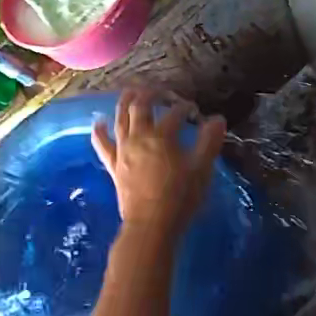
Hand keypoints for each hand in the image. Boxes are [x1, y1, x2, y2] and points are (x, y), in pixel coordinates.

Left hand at [91, 90, 227, 238]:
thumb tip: (218, 118)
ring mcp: (123, 151)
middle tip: (159, 90)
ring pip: (120, 118)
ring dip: (125, 102)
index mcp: (162, 136)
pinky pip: (103, 145)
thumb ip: (209, 142)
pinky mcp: (113, 166)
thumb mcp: (201, 169)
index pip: (174, 113)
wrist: (151, 225)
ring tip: (129, 90)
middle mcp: (139, 137)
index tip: (194, 110)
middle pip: (141, 107)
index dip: (185, 108)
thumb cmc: (180, 197)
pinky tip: (98, 122)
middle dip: (150, 94)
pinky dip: (99, 132)